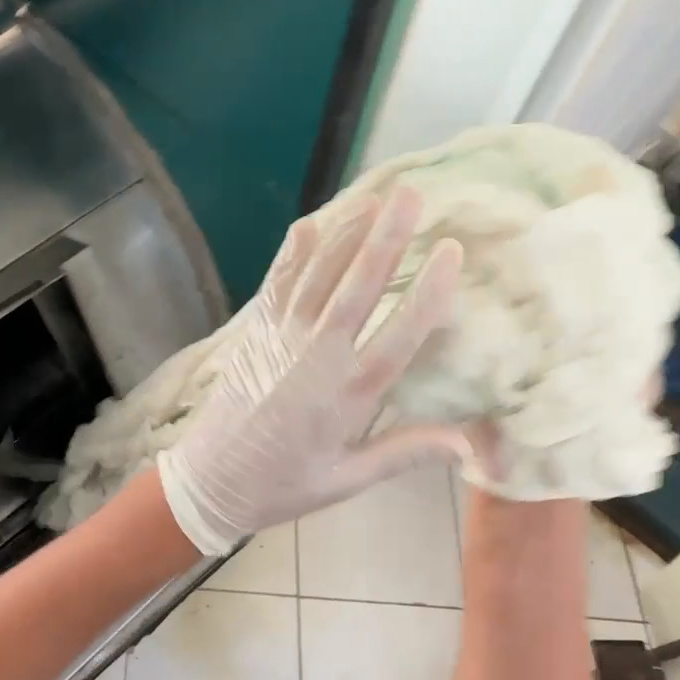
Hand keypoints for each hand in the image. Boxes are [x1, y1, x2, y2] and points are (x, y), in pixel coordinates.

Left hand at [157, 188, 467, 555]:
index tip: (451, 251)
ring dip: (345, 235)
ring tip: (372, 197)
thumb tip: (469, 442)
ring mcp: (282, 339)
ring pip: (318, 277)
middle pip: (357, 288)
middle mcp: (317, 356)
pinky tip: (308, 224)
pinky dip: (292, 254)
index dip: (427, 291)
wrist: (210, 480)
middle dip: (385, 239)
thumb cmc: (283, 484)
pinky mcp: (255, 333)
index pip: (398, 333)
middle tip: (410, 195)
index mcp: (349, 394)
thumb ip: (404, 453)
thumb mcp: (346, 479)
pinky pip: (276, 285)